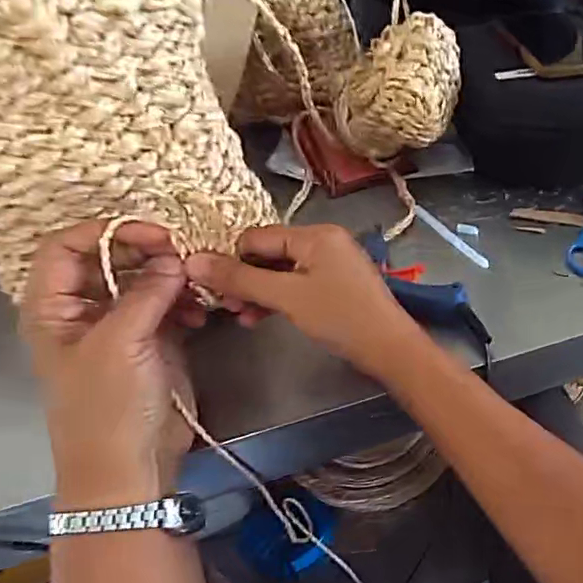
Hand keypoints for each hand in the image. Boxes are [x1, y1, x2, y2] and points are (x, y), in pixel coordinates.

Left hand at [21, 221, 203, 511]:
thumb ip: (145, 296)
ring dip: (174, 280)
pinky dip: (188, 303)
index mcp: (53, 307)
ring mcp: (123, 327)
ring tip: (199, 289)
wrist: (130, 462)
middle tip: (186, 257)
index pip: (68, 247)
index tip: (156, 233)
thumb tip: (174, 259)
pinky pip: (171, 308)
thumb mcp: (120, 345)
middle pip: (111, 261)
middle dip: (148, 253)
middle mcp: (85, 310)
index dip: (108, 232)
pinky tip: (203, 313)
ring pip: (146, 283)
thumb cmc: (108, 405)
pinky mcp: (156, 344)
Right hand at [184, 224, 427, 378]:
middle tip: (226, 306)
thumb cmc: (341, 317)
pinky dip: (280, 299)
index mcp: (316, 235)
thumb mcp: (286, 296)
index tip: (212, 287)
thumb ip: (240, 278)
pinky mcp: (339, 287)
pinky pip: (299, 285)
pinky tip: (261, 318)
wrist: (390, 347)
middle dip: (244, 279)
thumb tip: (192, 260)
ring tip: (241, 316)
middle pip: (269, 253)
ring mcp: (335, 265)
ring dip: (259, 293)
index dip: (230, 260)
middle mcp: (326, 242)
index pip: (256, 237)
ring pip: (282, 272)